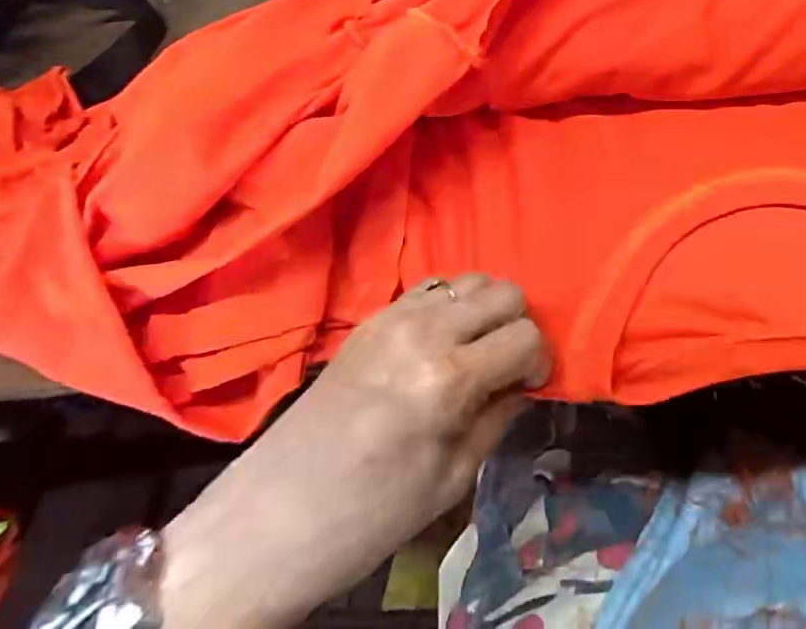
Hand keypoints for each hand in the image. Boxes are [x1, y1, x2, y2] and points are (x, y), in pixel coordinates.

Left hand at [160, 276, 548, 628]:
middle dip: (518, 327)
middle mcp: (424, 333)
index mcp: (447, 379)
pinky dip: (452, 305)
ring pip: (472, 280)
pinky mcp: (369, 320)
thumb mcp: (451, 478)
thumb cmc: (367, 516)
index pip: (526, 337)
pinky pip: (432, 287)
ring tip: (475, 350)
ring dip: (486, 311)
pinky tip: (441, 342)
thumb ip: (498, 418)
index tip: (530, 386)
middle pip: (505, 293)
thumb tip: (523, 385)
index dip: (539, 362)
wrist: (266, 524)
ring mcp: (392, 319)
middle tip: (505, 365)